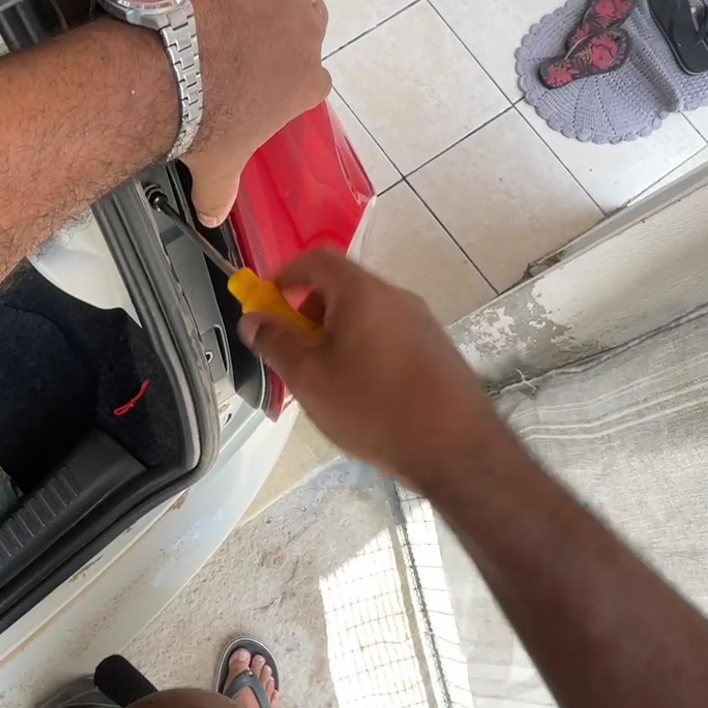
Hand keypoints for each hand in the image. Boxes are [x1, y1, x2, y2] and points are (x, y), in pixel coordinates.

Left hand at [161, 0, 330, 225]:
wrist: (171, 73)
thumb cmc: (200, 123)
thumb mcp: (216, 167)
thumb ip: (219, 193)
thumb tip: (214, 220)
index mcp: (306, 84)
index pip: (314, 77)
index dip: (291, 73)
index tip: (263, 75)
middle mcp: (309, 33)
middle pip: (311, 19)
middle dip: (285, 25)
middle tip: (245, 31)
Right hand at [238, 247, 501, 489]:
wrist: (455, 448)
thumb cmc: (371, 406)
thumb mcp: (308, 377)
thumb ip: (275, 342)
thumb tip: (252, 318)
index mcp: (361, 293)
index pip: (317, 259)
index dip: (285, 274)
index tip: (266, 302)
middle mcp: (395, 297)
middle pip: (342, 287)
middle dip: (308, 312)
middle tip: (293, 350)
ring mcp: (421, 322)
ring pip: (365, 314)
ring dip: (335, 334)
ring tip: (325, 379)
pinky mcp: (435, 349)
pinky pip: (387, 335)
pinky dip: (363, 348)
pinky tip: (361, 392)